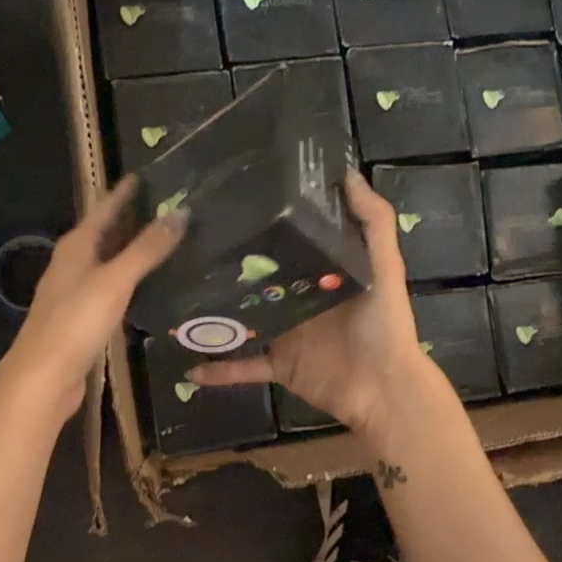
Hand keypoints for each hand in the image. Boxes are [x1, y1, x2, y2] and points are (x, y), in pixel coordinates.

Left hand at [0, 176, 185, 421]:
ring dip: (134, 250)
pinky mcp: (84, 318)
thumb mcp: (114, 281)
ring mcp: (76, 292)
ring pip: (110, 261)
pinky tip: (151, 285)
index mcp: (75, 247)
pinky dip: (132, 280)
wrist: (43, 378)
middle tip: (170, 205)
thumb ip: (147, 249)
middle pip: (106, 233)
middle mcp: (73, 263)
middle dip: (134, 218)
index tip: (149, 174)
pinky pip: (113, 288)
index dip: (125, 191)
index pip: (104, 208)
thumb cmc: (75, 323)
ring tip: (168, 239)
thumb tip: (181, 213)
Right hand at [189, 169, 438, 437]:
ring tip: (176, 298)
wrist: (383, 389)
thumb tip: (347, 173)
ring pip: (243, 320)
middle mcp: (299, 300)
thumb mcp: (385, 266)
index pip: (288, 242)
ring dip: (214, 314)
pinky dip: (219, 370)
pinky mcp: (279, 366)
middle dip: (227, 266)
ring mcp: (286, 334)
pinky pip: (243, 368)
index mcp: (321, 274)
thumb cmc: (384, 324)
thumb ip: (373, 222)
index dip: (265, 224)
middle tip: (186, 246)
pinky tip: (189, 367)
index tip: (232, 201)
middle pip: (257, 280)